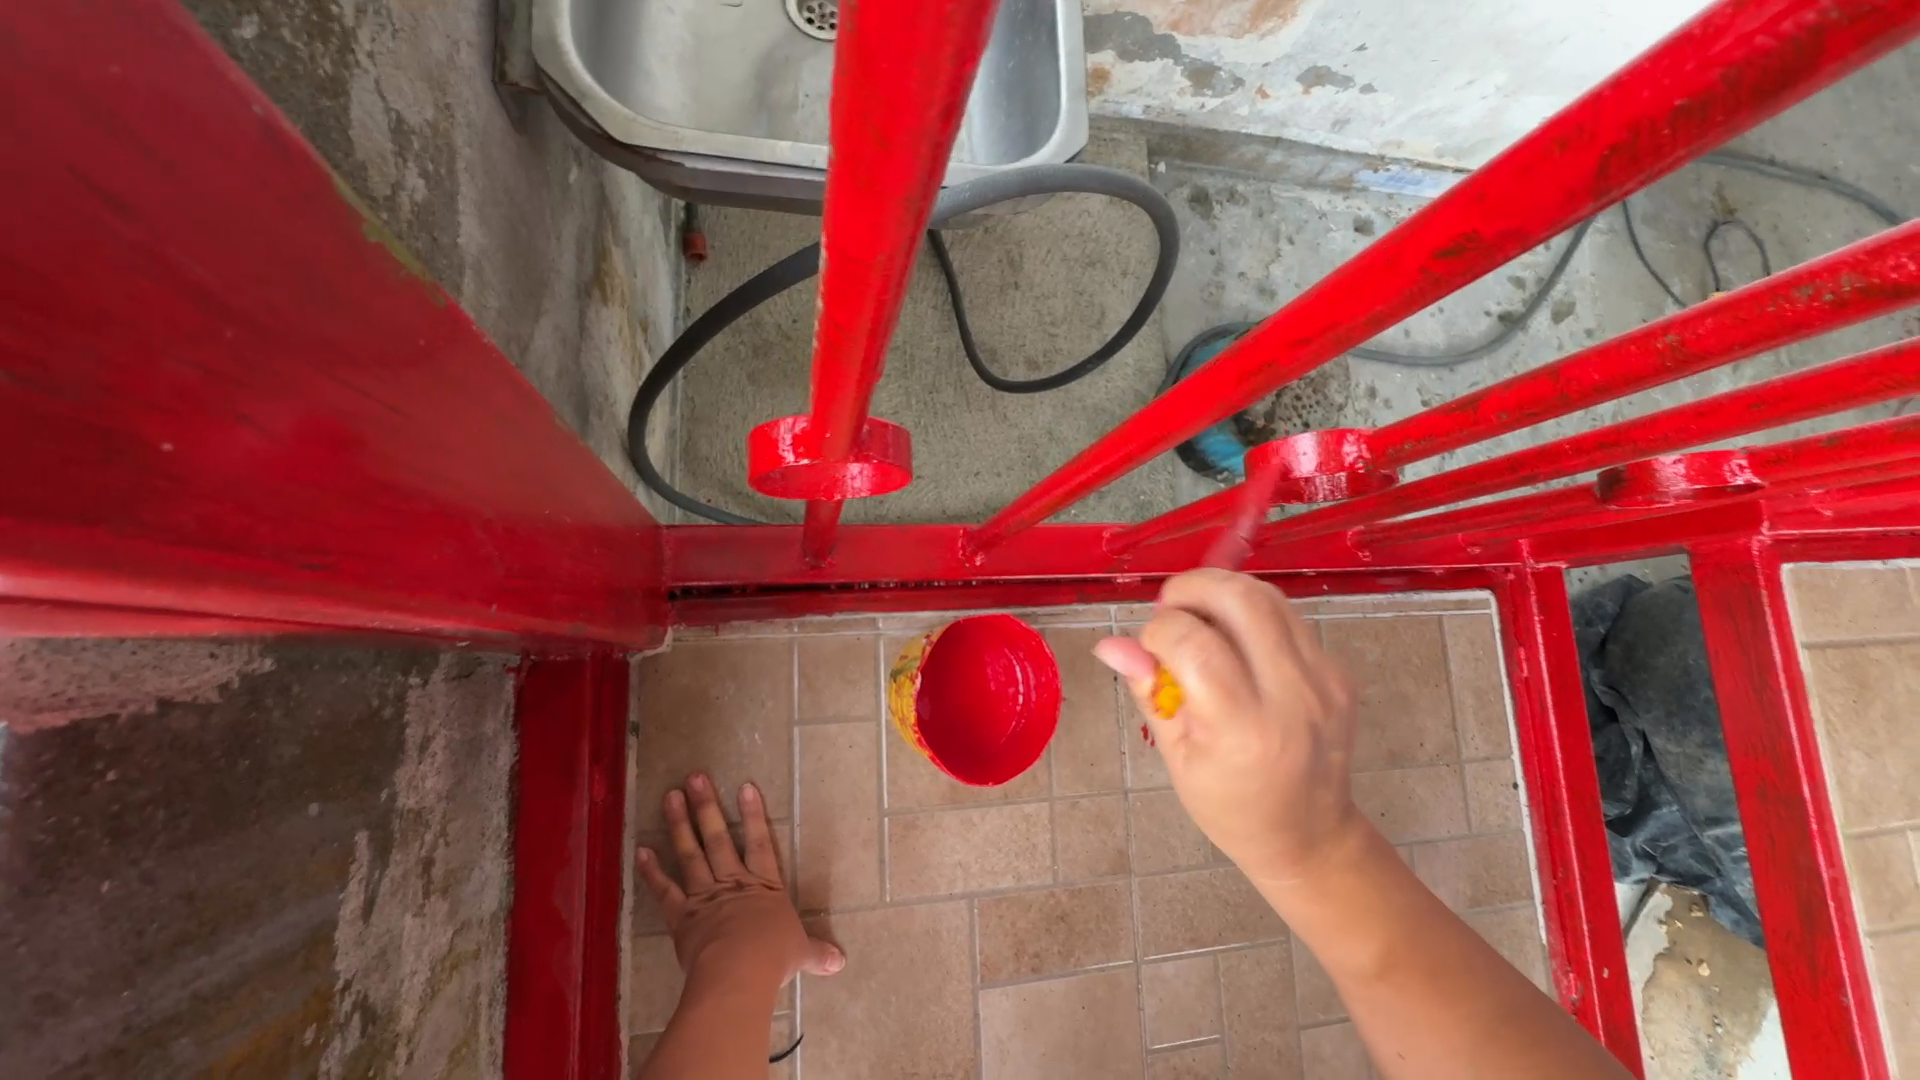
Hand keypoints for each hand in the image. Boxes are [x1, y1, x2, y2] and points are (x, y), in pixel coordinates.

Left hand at [637, 774, 844, 988]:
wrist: (739, 971)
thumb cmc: (774, 957)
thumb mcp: (801, 952)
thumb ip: (817, 952)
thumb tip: (841, 962)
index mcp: (764, 887)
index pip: (760, 843)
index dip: (753, 815)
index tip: (745, 786)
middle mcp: (733, 882)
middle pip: (719, 839)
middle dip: (707, 807)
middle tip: (695, 777)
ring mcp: (705, 895)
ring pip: (691, 854)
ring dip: (680, 825)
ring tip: (670, 796)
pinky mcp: (682, 915)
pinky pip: (665, 890)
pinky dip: (652, 871)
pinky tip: (641, 851)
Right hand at [1095, 569, 1367, 885]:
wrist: (1310, 835)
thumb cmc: (1229, 806)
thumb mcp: (1176, 757)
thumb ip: (1149, 692)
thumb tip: (1112, 644)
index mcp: (1242, 729)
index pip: (1194, 644)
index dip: (1159, 630)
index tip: (1148, 647)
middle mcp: (1291, 696)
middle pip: (1242, 600)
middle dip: (1193, 588)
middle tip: (1170, 606)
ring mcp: (1323, 680)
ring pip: (1269, 597)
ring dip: (1222, 592)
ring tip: (1197, 614)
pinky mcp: (1338, 672)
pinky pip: (1288, 618)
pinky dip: (1250, 614)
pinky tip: (1232, 638)